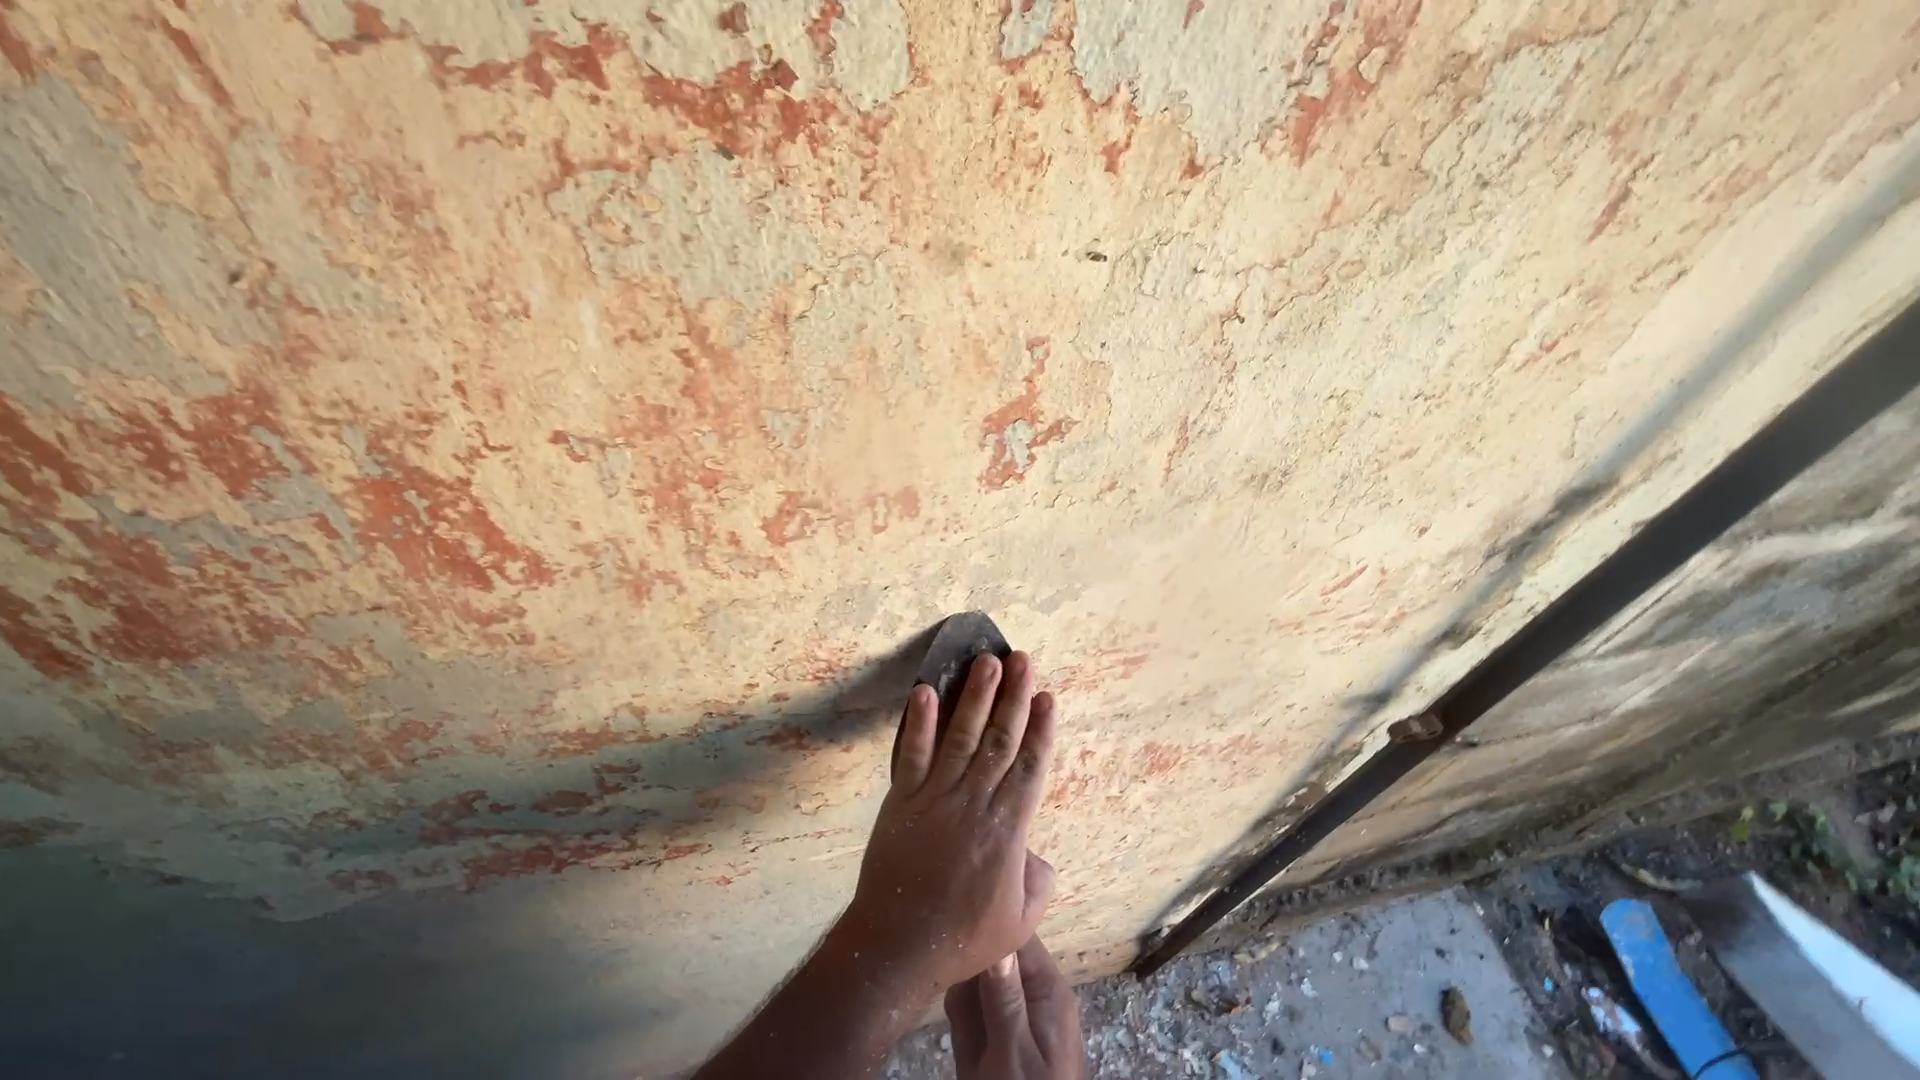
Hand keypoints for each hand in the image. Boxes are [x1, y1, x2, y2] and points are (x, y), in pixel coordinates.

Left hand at [839, 651, 1057, 990]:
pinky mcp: (903, 799)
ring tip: (986, 661)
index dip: (1042, 729)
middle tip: (1022, 659)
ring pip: (961, 735)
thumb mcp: (1023, 919)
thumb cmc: (965, 937)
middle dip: (1014, 696)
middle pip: (1000, 738)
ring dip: (975, 696)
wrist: (900, 945)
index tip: (1048, 696)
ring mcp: (937, 796)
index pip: (1031, 765)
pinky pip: (912, 754)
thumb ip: (1040, 881)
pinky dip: (919, 722)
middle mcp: (976, 801)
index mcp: (1010, 828)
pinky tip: (925, 691)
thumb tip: (1035, 852)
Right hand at [945, 935, 1084, 1079]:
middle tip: (962, 1005)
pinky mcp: (996, 1032)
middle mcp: (1032, 992)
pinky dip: (961, 1022)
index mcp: (1047, 988)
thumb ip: (1005, 997)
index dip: (987, 934)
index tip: (959, 942)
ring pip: (975, 982)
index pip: (1017, 936)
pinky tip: (966, 1047)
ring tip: (968, 1037)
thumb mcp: (1014, 1053)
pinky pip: (970, 1009)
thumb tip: (998, 940)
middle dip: (968, 977)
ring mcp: (1012, 1012)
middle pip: (991, 956)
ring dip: (962, 1002)